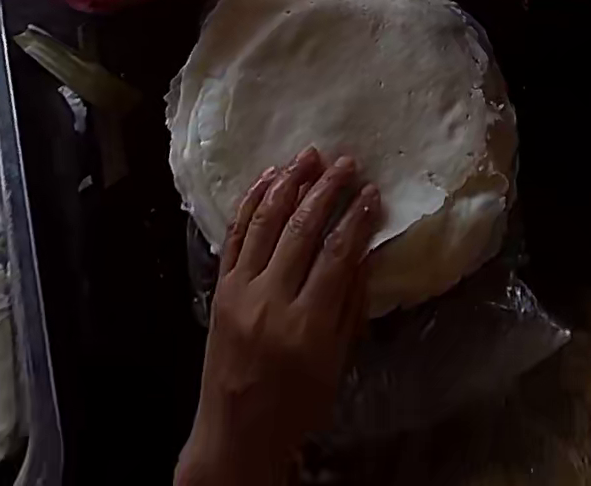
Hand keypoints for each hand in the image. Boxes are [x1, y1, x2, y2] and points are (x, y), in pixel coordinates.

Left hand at [175, 148, 380, 485]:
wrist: (235, 433)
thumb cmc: (296, 404)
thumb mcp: (337, 365)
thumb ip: (351, 306)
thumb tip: (364, 251)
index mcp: (306, 325)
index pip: (337, 255)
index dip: (357, 218)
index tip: (370, 191)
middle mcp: (270, 298)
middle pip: (301, 228)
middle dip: (326, 189)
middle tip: (345, 162)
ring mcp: (240, 288)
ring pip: (265, 220)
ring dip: (289, 183)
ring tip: (308, 156)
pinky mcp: (220, 284)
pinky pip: (235, 232)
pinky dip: (252, 201)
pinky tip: (269, 178)